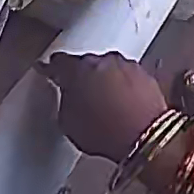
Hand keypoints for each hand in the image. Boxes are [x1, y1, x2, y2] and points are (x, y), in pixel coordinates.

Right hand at [40, 52, 168, 161]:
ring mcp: (126, 64)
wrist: (144, 134)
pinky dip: (122, 84)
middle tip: (79, 95)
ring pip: (108, 67)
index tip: (49, 69)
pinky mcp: (143, 72)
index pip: (60, 62)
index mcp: (79, 69)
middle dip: (82, 76)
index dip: (53, 67)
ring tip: (103, 104)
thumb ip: (64, 99)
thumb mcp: (68, 122)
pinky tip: (121, 103)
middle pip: (87, 63)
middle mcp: (104, 60)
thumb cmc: (105, 131)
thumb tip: (68, 94)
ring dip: (104, 79)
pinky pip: (126, 75)